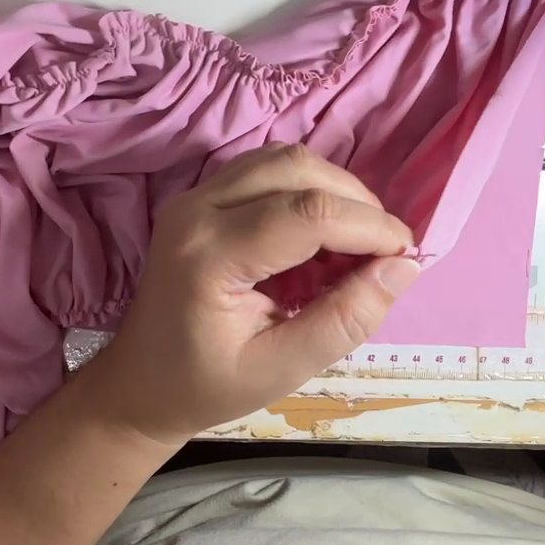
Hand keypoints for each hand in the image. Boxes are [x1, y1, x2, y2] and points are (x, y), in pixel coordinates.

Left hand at [71, 144, 419, 446]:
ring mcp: (193, 196)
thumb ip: (345, 319)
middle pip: (296, 168)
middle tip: (383, 250)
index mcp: (209, 255)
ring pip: (283, 159)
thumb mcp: (282, 369)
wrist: (139, 383)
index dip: (369, 226)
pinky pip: (267, 170)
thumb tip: (403, 266)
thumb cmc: (206, 385)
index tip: (406, 254)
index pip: (307, 212)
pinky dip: (307, 190)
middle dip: (355, 202)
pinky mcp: (200, 196)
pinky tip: (321, 234)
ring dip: (333, 190)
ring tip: (356, 242)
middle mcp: (196, 209)